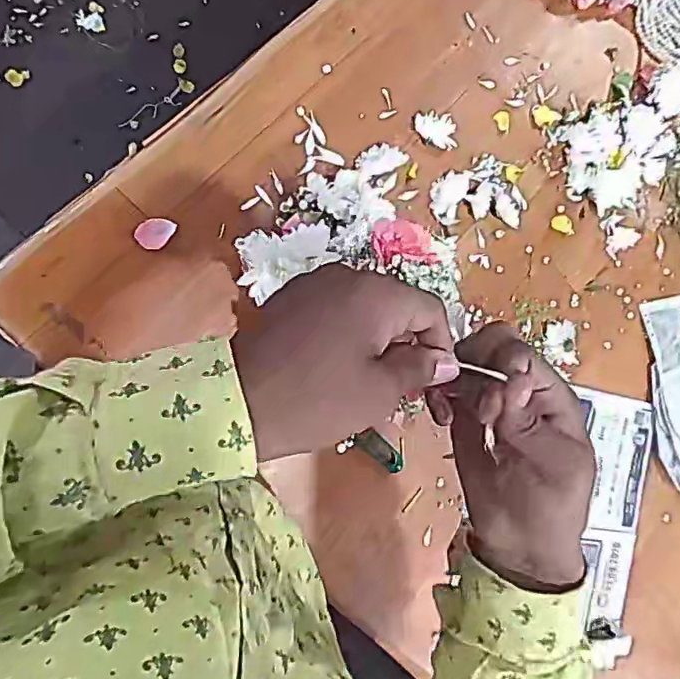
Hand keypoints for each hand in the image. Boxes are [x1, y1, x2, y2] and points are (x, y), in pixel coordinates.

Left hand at [232, 265, 458, 461]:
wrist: (234, 402)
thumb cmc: (317, 400)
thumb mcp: (380, 391)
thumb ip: (420, 368)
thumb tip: (444, 360)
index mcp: (377, 293)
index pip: (430, 309)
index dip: (441, 345)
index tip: (436, 381)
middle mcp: (349, 276)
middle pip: (398, 305)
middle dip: (409, 345)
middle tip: (406, 389)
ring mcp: (316, 282)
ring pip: (367, 308)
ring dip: (379, 340)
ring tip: (372, 381)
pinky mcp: (292, 297)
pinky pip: (336, 309)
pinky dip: (349, 333)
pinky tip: (338, 366)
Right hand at [424, 323, 593, 591]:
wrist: (521, 551)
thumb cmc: (549, 510)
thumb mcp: (551, 467)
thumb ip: (528, 422)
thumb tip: (511, 379)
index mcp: (551, 397)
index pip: (524, 355)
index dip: (504, 365)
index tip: (492, 400)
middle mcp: (520, 390)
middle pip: (493, 347)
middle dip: (475, 365)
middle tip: (473, 407)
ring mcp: (491, 401)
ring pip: (466, 363)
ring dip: (454, 378)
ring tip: (449, 412)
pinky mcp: (466, 417)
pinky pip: (450, 389)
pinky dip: (440, 393)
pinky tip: (442, 415)